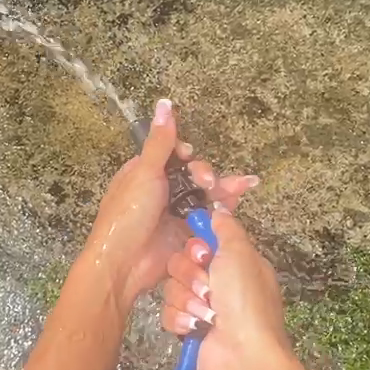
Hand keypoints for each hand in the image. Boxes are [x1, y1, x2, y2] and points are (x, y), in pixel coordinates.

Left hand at [80, 99, 256, 310]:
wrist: (123, 266)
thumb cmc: (127, 216)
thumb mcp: (143, 173)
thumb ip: (159, 141)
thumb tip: (164, 103)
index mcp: (144, 173)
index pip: (174, 155)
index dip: (186, 155)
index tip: (189, 158)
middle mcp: (160, 192)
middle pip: (193, 176)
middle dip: (208, 175)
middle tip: (209, 184)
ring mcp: (174, 214)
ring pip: (205, 196)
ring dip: (225, 189)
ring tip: (246, 185)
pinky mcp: (186, 235)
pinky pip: (209, 218)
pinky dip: (224, 210)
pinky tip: (241, 199)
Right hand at [160, 208, 292, 369]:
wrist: (242, 351)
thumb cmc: (245, 300)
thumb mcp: (240, 253)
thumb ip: (227, 228)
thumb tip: (218, 210)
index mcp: (233, 262)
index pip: (199, 243)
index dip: (196, 248)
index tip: (203, 255)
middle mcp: (216, 282)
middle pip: (180, 264)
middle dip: (191, 276)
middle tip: (208, 289)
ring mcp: (200, 305)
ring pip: (171, 288)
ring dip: (188, 300)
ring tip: (207, 314)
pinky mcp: (187, 326)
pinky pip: (167, 313)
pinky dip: (181, 319)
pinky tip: (196, 328)